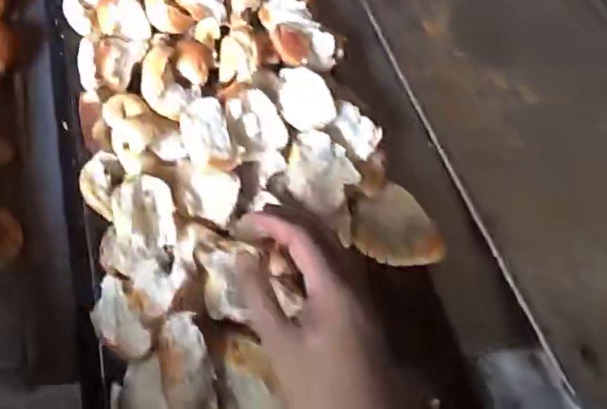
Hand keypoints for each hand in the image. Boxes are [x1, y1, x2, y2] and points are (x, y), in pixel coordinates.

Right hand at [235, 211, 390, 408]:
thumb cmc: (317, 388)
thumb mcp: (278, 343)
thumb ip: (258, 294)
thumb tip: (242, 255)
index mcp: (334, 288)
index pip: (302, 235)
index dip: (271, 221)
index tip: (243, 220)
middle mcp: (355, 285)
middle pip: (323, 234)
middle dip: (288, 218)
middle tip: (256, 218)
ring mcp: (364, 300)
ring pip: (334, 248)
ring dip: (302, 234)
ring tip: (271, 234)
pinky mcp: (364, 315)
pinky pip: (338, 267)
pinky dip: (314, 254)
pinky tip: (295, 265)